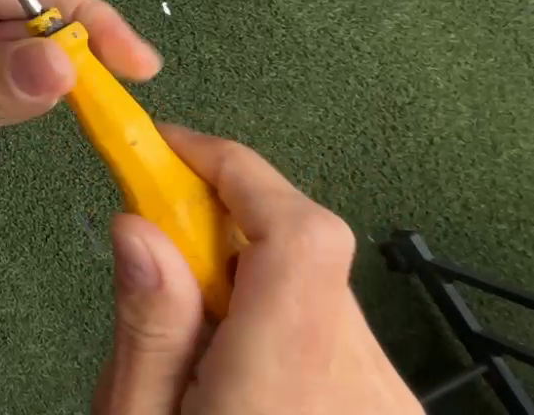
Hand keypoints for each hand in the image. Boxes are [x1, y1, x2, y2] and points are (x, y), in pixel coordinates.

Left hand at [0, 0, 160, 236]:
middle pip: (35, 9)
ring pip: (38, 45)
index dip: (74, 11)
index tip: (126, 54)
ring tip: (119, 97)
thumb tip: (64, 62)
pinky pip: (29, 81)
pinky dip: (61, 90)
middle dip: (84, 34)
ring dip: (78, 63)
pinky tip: (88, 107)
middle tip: (133, 78)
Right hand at [95, 126, 419, 414]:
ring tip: (181, 327)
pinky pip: (333, 336)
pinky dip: (272, 316)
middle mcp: (363, 390)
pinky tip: (228, 364)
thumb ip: (147, 327)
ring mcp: (391, 410)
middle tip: (147, 233)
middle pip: (302, 251)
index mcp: (290, 379)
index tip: (162, 146)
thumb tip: (141, 228)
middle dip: (217, 222)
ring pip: (316, 292)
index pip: (297, 229)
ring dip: (242, 273)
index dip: (231, 167)